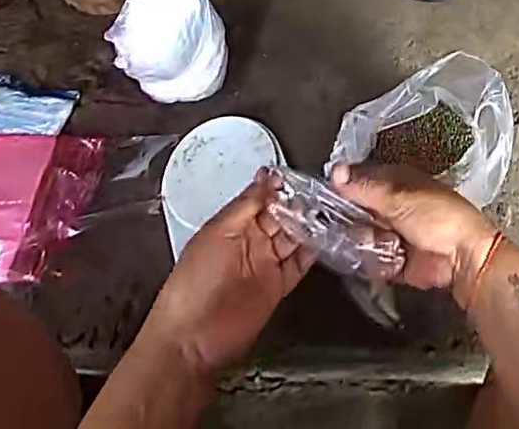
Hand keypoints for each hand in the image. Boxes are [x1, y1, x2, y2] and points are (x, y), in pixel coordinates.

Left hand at [138, 172, 314, 375]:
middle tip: (318, 194)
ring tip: (327, 212)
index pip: (262, 198)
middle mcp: (252, 242)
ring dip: (309, 225)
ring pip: (294, 237)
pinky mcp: (278, 286)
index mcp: (234, 226)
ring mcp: (266, 264)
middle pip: (282, 216)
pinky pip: (300, 264)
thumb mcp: (217, 233)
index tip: (297, 177)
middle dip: (299, 204)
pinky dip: (313, 252)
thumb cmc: (194, 284)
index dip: (280, 187)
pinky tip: (325, 239)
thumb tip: (266, 176)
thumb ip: (246, 204)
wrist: (191, 341)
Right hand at [332, 163, 498, 306]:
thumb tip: (336, 171)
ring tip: (383, 242)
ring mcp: (391, 232)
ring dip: (365, 242)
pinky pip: (369, 260)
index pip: (359, 181)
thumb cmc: (438, 217)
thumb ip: (365, 187)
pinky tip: (384, 258)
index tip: (323, 200)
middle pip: (355, 212)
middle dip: (352, 222)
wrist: (462, 256)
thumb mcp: (398, 198)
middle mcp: (390, 205)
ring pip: (359, 237)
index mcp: (395, 181)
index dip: (341, 189)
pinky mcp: (392, 258)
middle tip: (360, 225)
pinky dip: (373, 262)